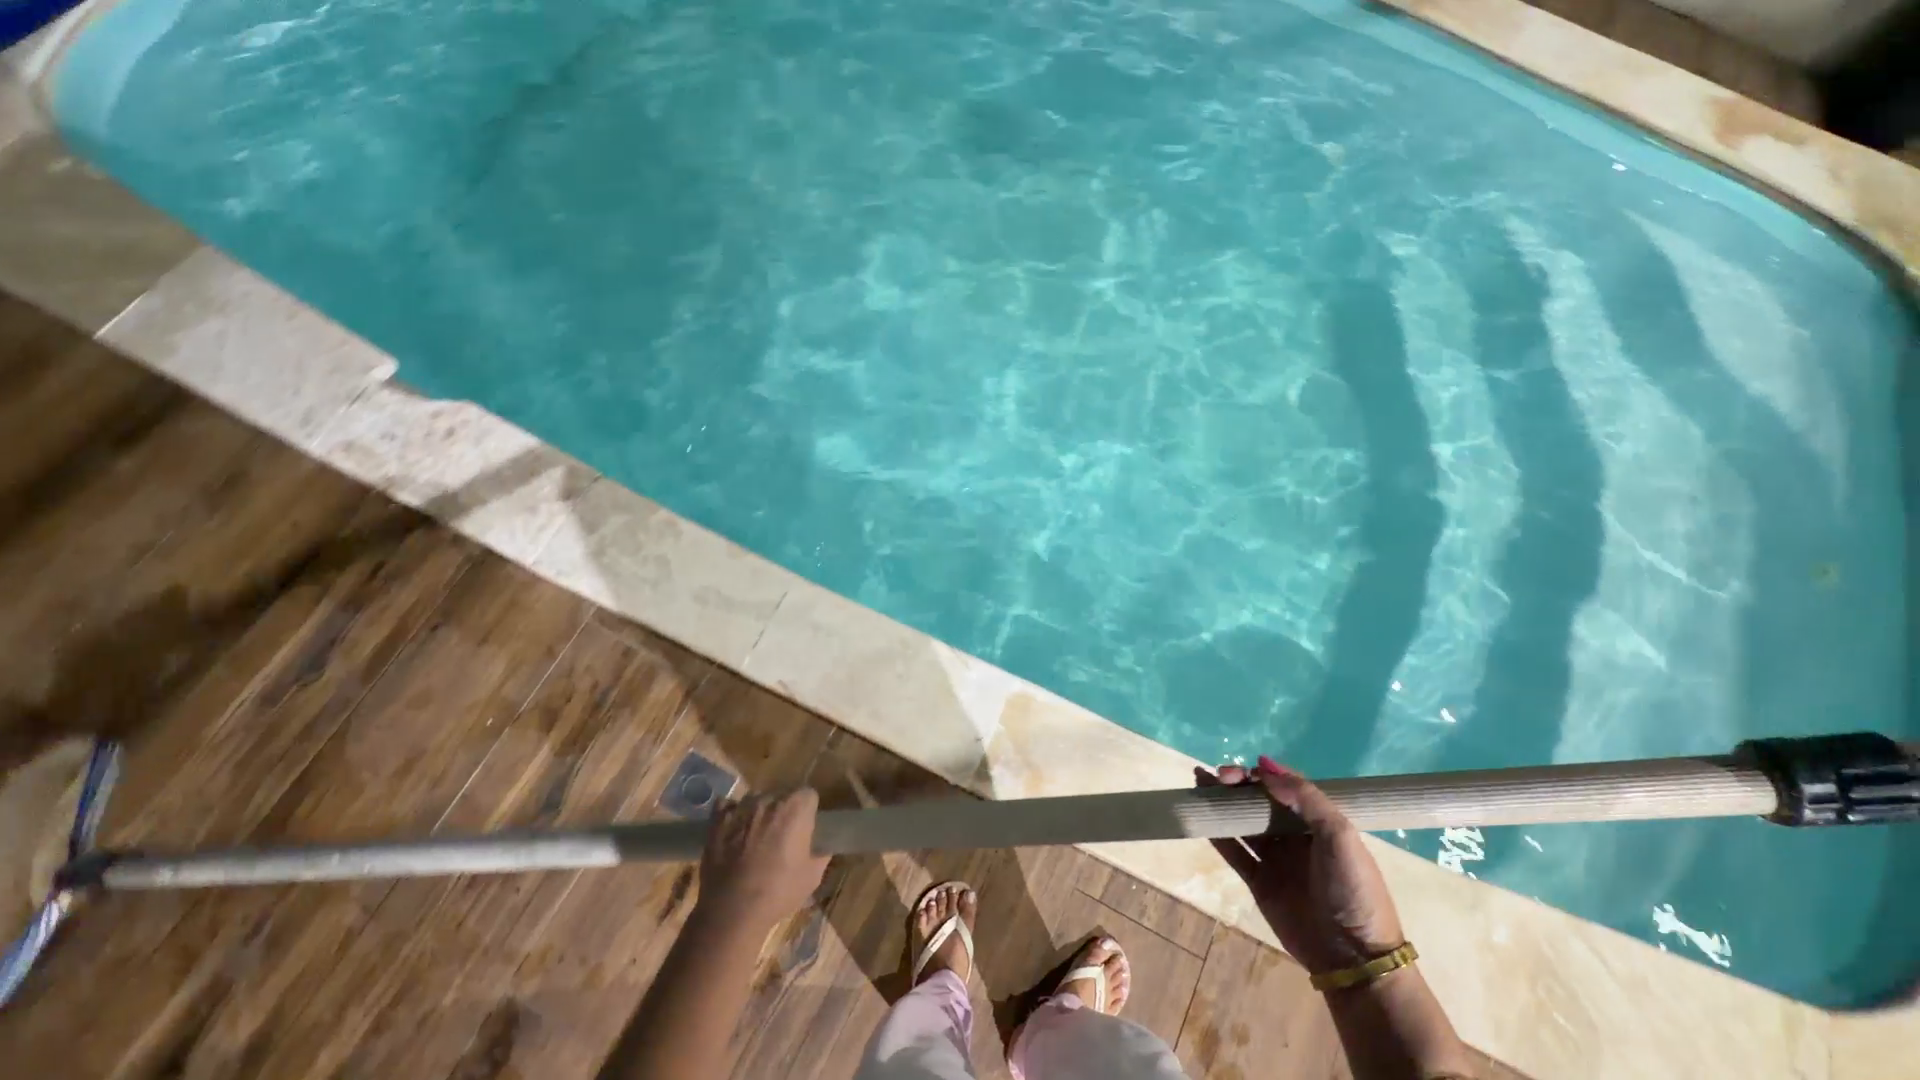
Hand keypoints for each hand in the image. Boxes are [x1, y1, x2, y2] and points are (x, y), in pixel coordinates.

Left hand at [695, 789, 829, 931]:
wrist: (732, 910)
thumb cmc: (778, 892)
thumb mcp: (812, 877)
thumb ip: (821, 854)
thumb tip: (823, 847)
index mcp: (795, 809)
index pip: (808, 795)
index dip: (808, 811)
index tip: (806, 828)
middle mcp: (767, 800)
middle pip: (781, 795)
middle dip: (784, 810)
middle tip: (783, 835)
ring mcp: (739, 808)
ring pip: (755, 799)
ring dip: (759, 812)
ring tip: (756, 836)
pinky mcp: (716, 821)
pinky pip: (727, 806)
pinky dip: (732, 814)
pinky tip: (733, 831)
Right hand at [1196, 757, 1403, 974]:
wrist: (1352, 954)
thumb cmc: (1353, 889)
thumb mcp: (1340, 836)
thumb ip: (1305, 799)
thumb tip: (1265, 767)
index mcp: (1321, 822)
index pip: (1287, 788)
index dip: (1265, 775)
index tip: (1245, 771)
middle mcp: (1296, 836)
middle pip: (1261, 802)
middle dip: (1239, 785)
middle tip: (1218, 776)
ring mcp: (1276, 859)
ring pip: (1244, 823)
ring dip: (1223, 803)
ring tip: (1199, 783)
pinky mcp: (1259, 882)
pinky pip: (1235, 852)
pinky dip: (1218, 835)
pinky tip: (1202, 819)